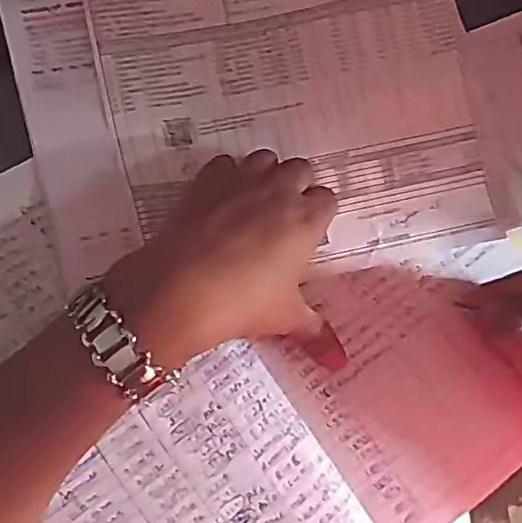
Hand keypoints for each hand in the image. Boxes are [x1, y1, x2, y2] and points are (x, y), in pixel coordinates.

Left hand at [101, 151, 344, 368]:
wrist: (181, 290)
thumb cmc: (242, 303)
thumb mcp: (284, 318)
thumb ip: (317, 335)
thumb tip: (340, 363)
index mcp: (307, 219)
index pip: (328, 199)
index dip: (318, 214)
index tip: (306, 234)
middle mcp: (279, 190)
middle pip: (301, 169)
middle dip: (296, 187)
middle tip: (281, 218)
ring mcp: (242, 181)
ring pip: (265, 159)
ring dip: (265, 173)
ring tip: (253, 202)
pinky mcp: (207, 180)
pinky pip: (224, 162)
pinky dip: (226, 174)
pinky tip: (219, 198)